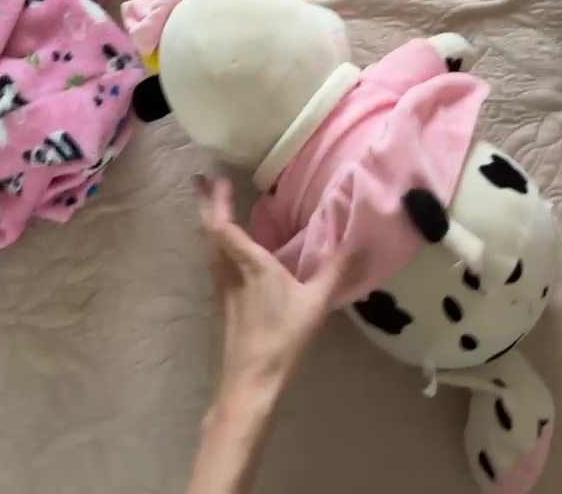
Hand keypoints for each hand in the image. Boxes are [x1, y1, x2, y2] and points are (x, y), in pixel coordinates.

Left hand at [194, 175, 362, 396]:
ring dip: (210, 222)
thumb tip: (362, 241)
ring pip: (210, 247)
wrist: (251, 382)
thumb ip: (337, 270)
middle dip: (204, 203)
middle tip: (199, 179)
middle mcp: (229, 271)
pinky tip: (228, 249)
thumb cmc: (282, 339)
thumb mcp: (315, 304)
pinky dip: (218, 243)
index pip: (223, 226)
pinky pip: (216, 261)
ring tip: (213, 205)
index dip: (218, 201)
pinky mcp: (225, 303)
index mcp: (250, 265)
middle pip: (210, 231)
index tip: (217, 177)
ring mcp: (224, 288)